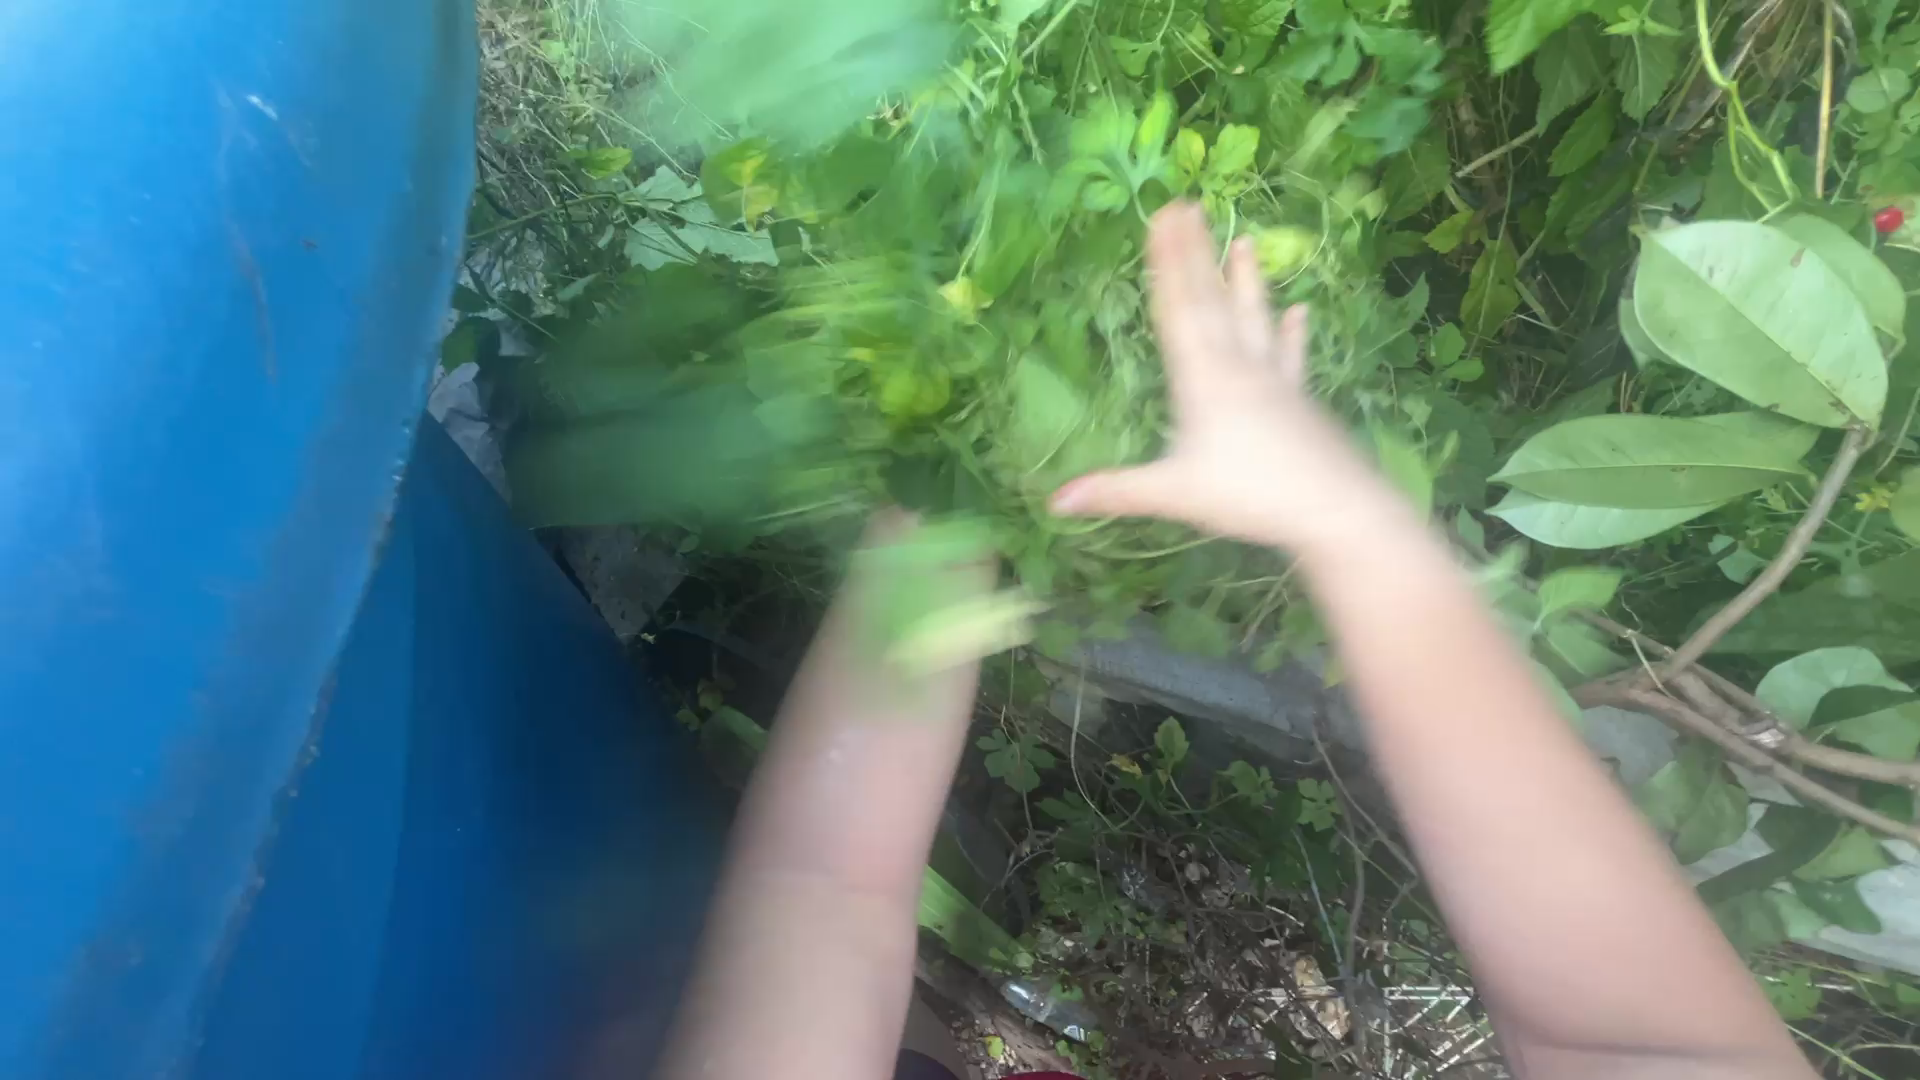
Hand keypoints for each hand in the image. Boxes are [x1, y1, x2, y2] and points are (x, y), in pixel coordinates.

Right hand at [1049, 202, 1407, 559]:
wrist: (1335, 510)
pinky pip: (1291, 358)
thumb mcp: (1173, 494)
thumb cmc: (1249, 494)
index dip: (1169, 264)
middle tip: (1191, 206)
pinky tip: (1302, 311)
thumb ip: (1114, 491)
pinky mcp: (1298, 400)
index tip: (1164, 217)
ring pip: (1254, 321)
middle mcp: (1238, 368)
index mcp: (1203, 381)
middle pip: (1213, 303)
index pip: (1180, 311)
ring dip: (1247, 282)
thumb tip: (1054, 500)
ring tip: (1248, 241)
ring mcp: (1273, 381)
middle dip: (1198, 255)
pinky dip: (1294, 334)